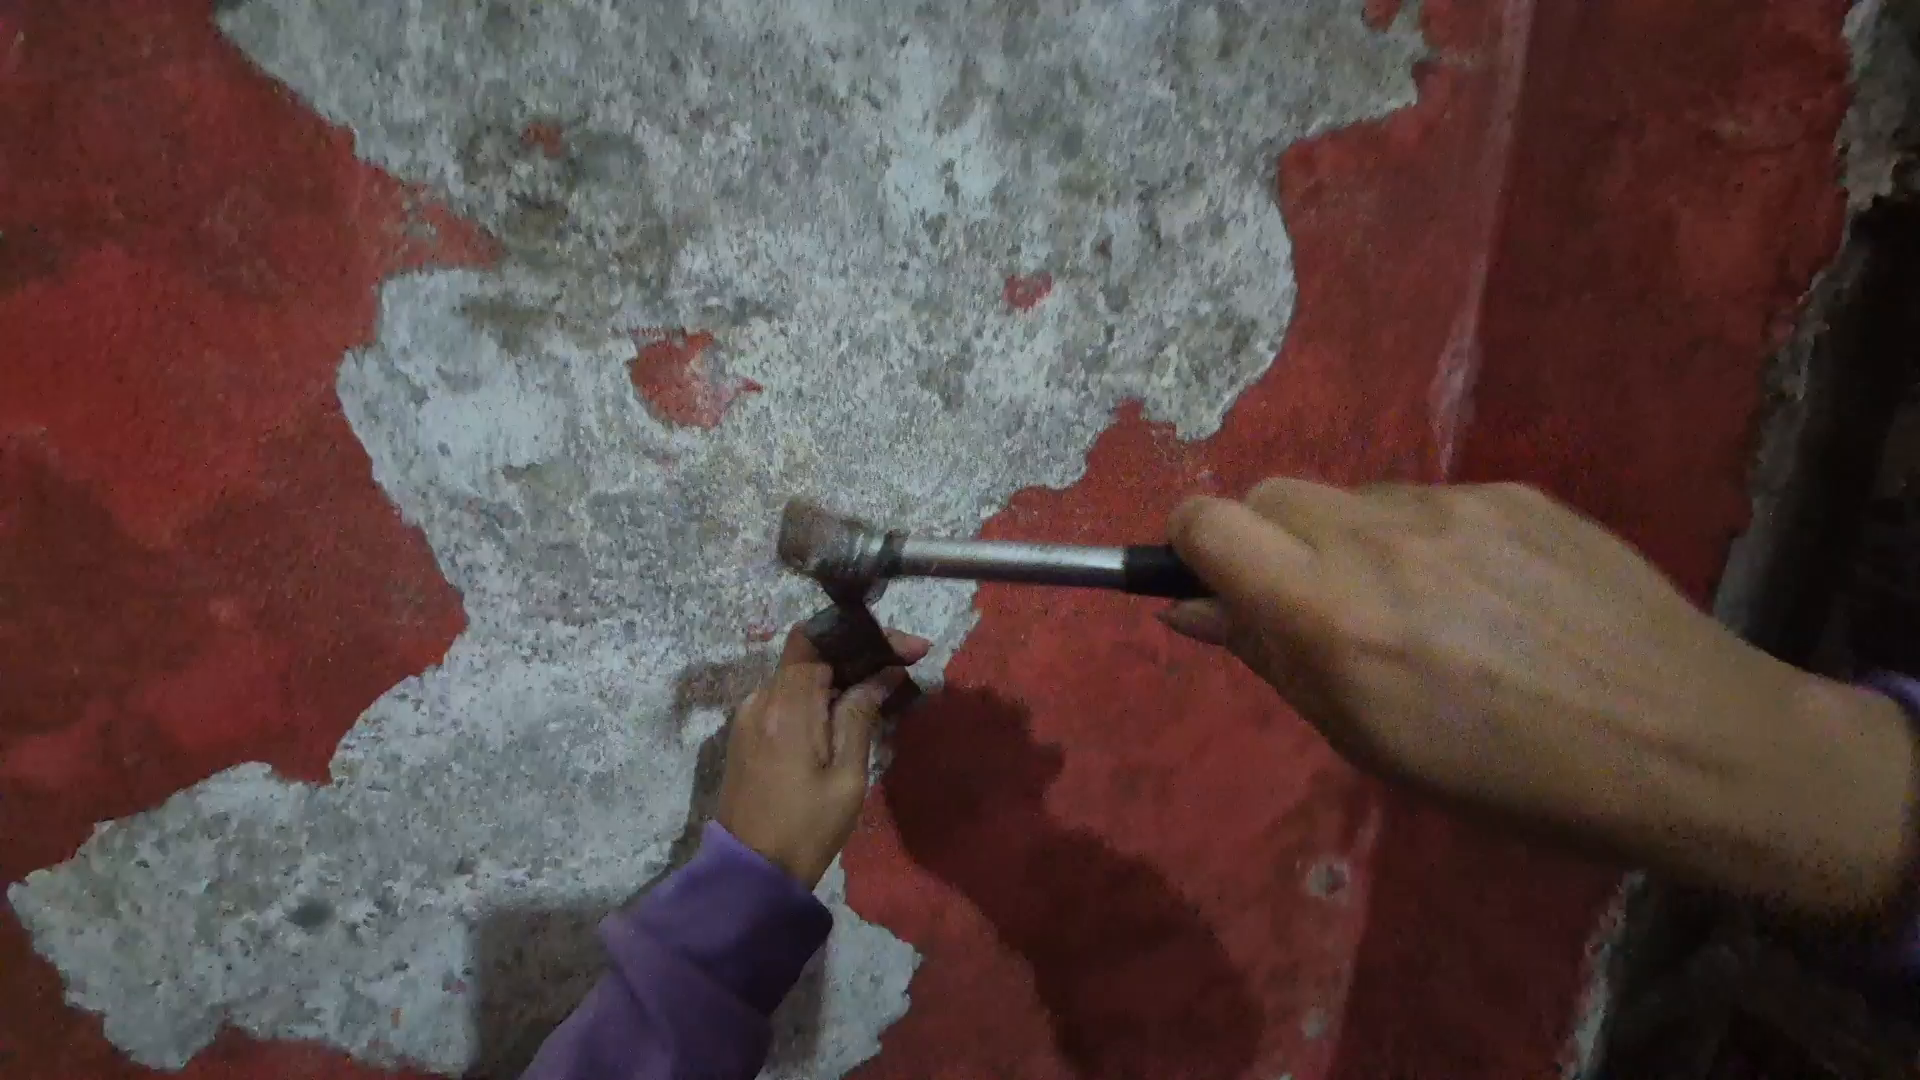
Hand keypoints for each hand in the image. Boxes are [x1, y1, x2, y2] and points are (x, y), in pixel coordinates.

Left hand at [716, 625, 929, 886]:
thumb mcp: (847, 776)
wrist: (749, 875)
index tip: (903, 648)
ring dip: (839, 676)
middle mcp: (761, 700)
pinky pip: (786, 697)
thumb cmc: (807, 829)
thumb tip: (883, 674)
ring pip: (799, 675)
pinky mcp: (746, 732)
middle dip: (858, 654)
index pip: (815, 639)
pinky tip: (847, 710)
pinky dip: (818, 695)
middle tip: (904, 665)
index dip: (859, 634)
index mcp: (786, 707)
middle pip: (810, 654)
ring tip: (882, 687)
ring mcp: (749, 715)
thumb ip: (860, 716)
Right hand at [1163, 479, 1917, 915]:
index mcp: (1327, 613)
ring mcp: (1448, 506)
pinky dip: (1418, 538)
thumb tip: (1184, 608)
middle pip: (1266, 493)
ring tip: (1415, 603)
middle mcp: (1374, 540)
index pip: (1207, 522)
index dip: (1190, 542)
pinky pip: (1422, 500)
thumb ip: (1262, 655)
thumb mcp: (1358, 734)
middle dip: (1265, 539)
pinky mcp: (1509, 491)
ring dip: (1345, 540)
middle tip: (1316, 599)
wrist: (1690, 746)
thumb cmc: (1497, 771)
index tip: (1212, 577)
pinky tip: (1480, 590)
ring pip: (1345, 497)